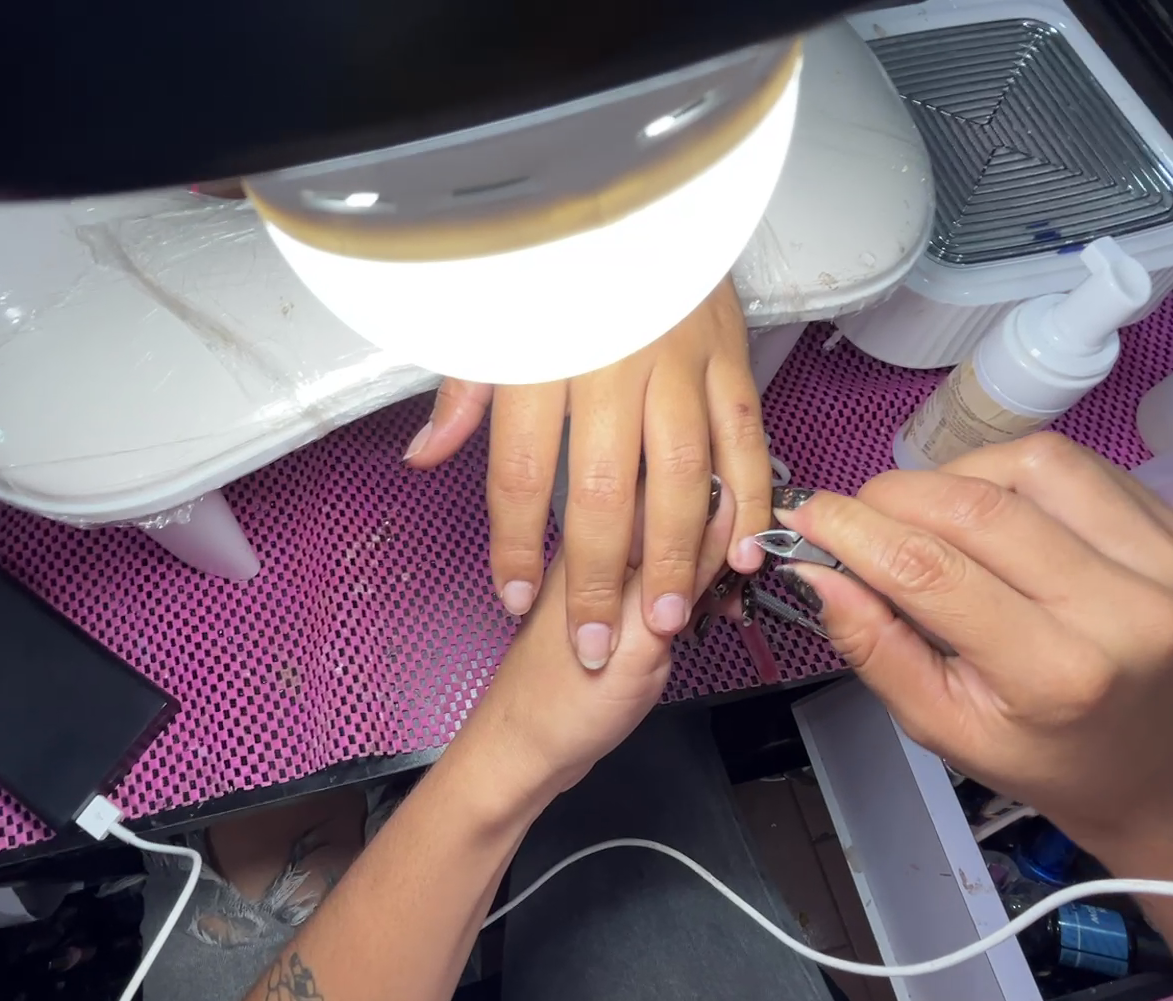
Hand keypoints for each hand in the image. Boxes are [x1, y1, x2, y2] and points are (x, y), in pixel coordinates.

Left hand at [403, 280, 770, 669]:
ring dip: (677, 555)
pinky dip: (748, 500)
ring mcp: (680, 363)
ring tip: (668, 618)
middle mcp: (613, 364)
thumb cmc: (556, 260)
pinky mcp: (729, 357)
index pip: (522, 471)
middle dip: (598, 575)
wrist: (637, 186)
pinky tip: (743, 553)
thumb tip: (424, 456)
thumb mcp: (491, 314)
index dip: (515, 543)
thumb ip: (463, 392)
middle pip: (604, 489)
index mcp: (543, 355)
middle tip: (594, 642)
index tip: (511, 596)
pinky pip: (746, 439)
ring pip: (681, 475)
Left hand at [469, 482, 735, 794]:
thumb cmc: (574, 699)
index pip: (667, 485)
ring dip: (709, 571)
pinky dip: (691, 595)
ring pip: (674, 549)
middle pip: (675, 514)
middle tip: (739, 587)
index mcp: (599, 537)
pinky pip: (663, 579)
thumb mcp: (641, 634)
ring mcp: (608, 574)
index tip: (751, 540)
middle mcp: (601, 545)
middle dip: (719, 542)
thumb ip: (682, 569)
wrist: (525, 752)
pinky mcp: (616, 604)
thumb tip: (723, 506)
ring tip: (727, 608)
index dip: (720, 502)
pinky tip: (705, 618)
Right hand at [775, 434, 1172, 855]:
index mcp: (1055, 672)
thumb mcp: (933, 721)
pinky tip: (985, 509)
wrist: (1154, 765)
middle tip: (853, 515)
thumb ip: (871, 644)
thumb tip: (813, 568)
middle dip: (888, 496)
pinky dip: (1001, 471)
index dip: (853, 530)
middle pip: (976, 507)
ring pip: (1025, 465)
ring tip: (925, 517)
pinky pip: (1068, 465)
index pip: (931, 571)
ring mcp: (1166, 562)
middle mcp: (1125, 608)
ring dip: (948, 476)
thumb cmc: (1031, 752)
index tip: (802, 514)